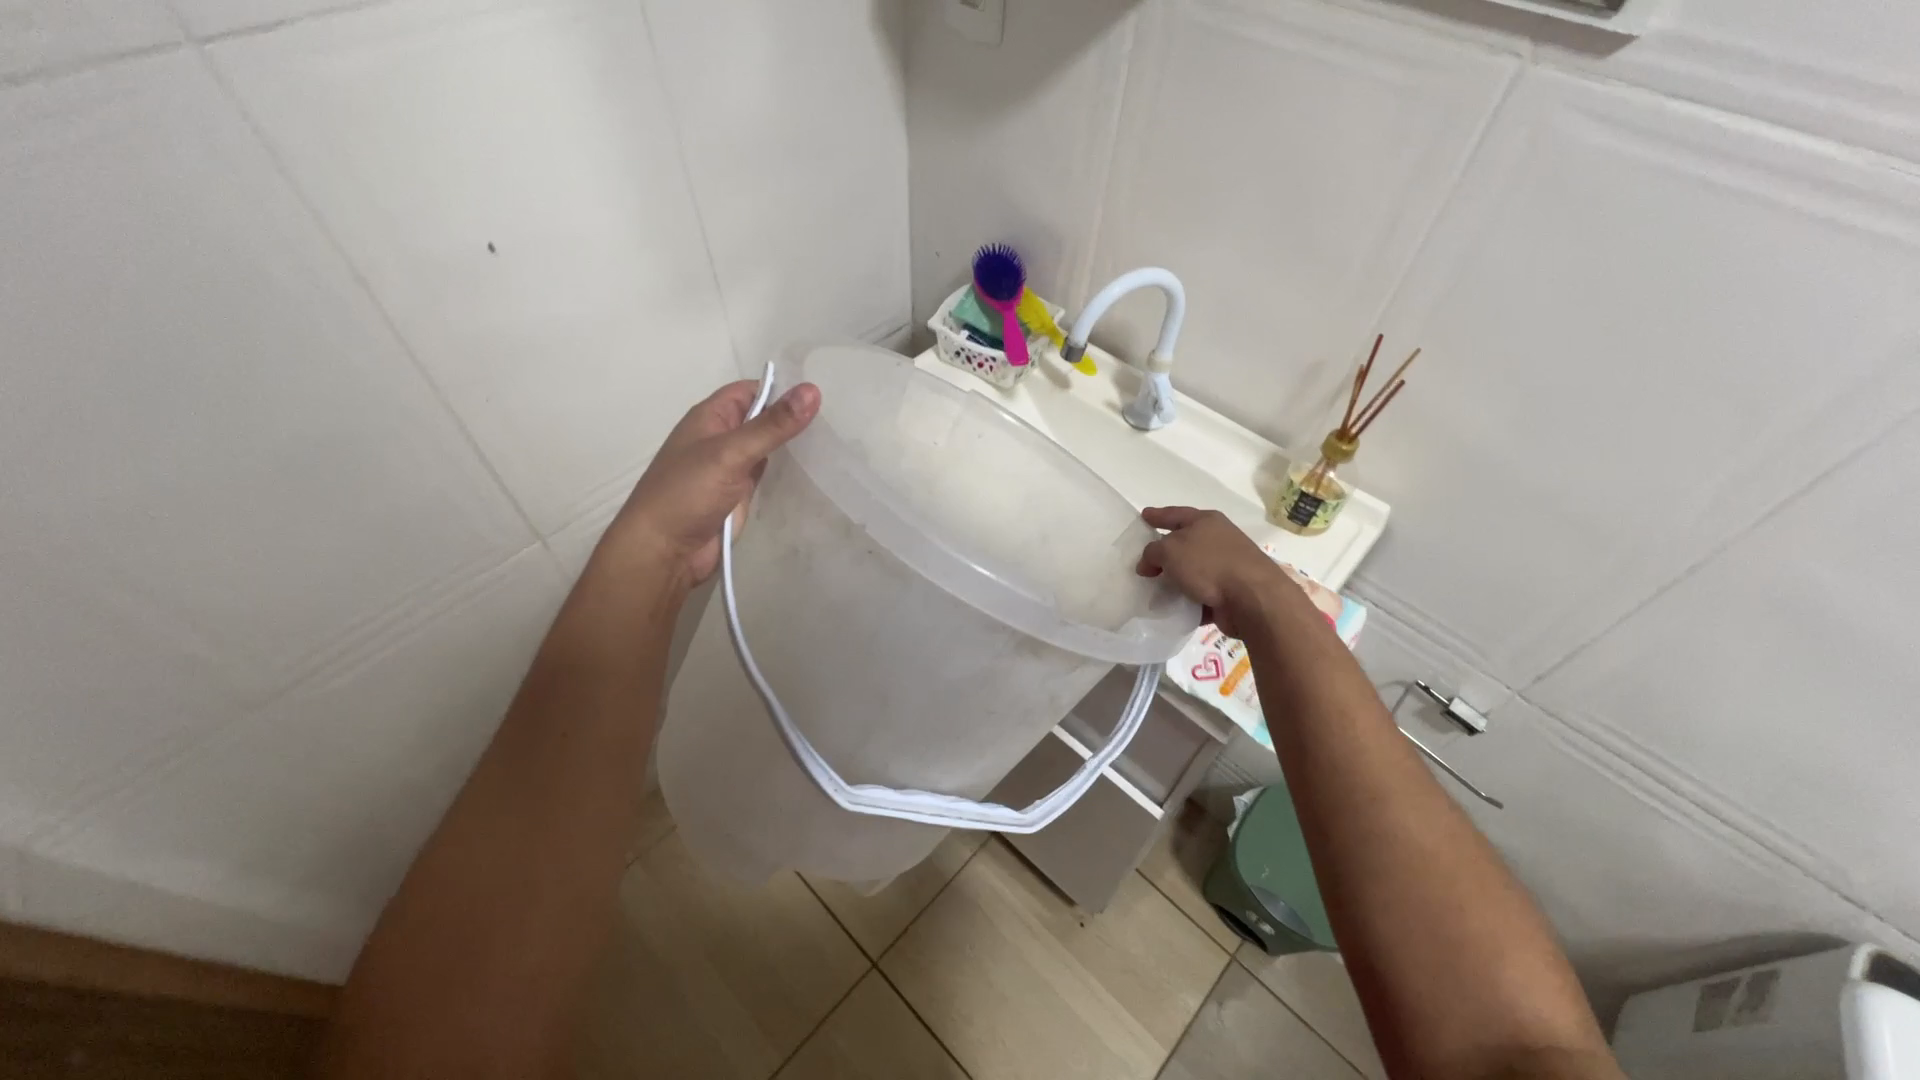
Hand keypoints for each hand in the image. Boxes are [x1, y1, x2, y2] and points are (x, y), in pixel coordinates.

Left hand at [604, 379, 821, 588]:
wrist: (665, 551)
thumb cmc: (688, 493)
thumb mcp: (731, 453)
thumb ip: (772, 426)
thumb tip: (812, 391)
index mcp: (711, 418)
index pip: (750, 391)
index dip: (781, 389)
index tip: (820, 394)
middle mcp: (721, 438)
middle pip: (761, 418)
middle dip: (792, 417)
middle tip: (838, 416)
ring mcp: (731, 468)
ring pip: (767, 447)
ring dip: (793, 444)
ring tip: (837, 438)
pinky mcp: (740, 494)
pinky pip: (767, 474)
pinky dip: (787, 471)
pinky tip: (815, 468)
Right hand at [1135, 506, 1293, 637]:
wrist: (1251, 598)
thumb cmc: (1209, 564)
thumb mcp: (1170, 550)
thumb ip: (1152, 553)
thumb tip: (1148, 564)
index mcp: (1206, 522)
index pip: (1175, 514)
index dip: (1157, 515)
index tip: (1144, 516)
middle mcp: (1218, 540)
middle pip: (1185, 543)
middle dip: (1165, 551)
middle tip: (1145, 559)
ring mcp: (1226, 567)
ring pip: (1192, 570)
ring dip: (1176, 579)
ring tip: (1153, 588)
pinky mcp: (1230, 592)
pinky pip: (1200, 594)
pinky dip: (1187, 600)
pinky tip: (1172, 608)